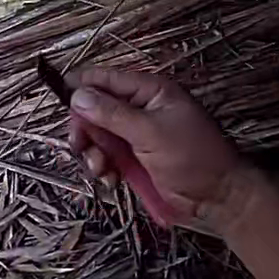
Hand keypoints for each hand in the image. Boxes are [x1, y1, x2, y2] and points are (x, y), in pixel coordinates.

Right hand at [64, 66, 264, 232]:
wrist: (218, 198)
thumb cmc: (193, 158)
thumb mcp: (151, 133)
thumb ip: (112, 114)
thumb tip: (77, 95)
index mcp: (150, 91)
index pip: (107, 79)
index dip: (82, 85)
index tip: (59, 96)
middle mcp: (140, 109)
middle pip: (96, 108)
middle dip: (85, 128)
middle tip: (79, 145)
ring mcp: (136, 135)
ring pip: (97, 135)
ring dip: (92, 152)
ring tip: (101, 169)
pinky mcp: (134, 158)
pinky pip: (106, 157)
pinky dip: (103, 168)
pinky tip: (111, 180)